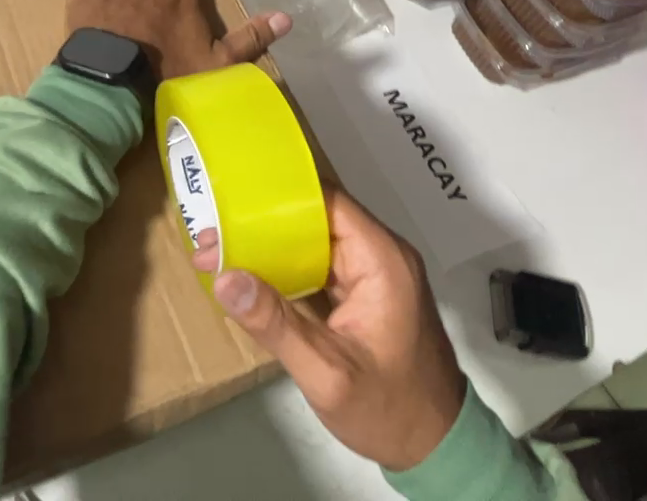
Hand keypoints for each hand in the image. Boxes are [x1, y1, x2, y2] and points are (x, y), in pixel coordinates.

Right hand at [191, 189, 465, 472]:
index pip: (325, 200)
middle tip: (209, 236)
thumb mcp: (327, 373)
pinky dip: (281, 266)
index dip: (277, 196)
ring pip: (311, 239)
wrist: (437, 450)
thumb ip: (276, 324)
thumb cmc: (389, 411)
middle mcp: (378, 254)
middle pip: (314, 216)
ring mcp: (370, 272)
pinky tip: (247, 275)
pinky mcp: (360, 291)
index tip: (228, 203)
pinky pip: (316, 262)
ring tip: (216, 253)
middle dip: (260, 224)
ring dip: (266, 245)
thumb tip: (225, 279)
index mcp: (381, 259)